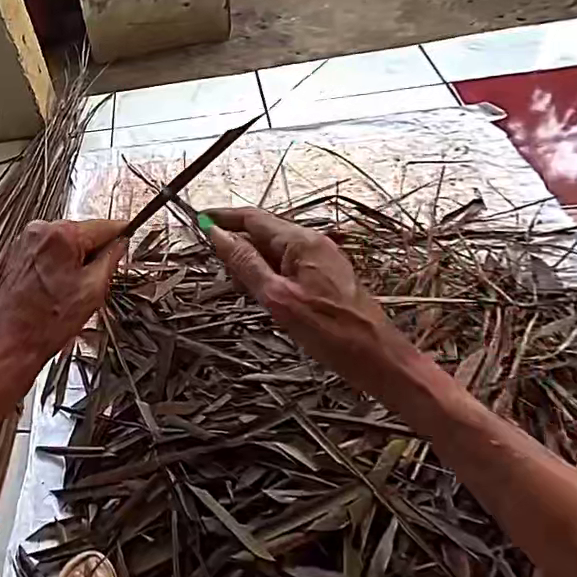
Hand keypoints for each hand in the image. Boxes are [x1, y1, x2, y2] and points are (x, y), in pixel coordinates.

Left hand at [0, 219, 125, 419]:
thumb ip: (111, 260)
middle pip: (82, 233)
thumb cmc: (42, 323)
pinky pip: (48, 252)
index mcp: (60, 235)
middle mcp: (39, 231)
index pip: (104, 225)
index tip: (128, 237)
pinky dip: (56, 266)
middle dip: (93, 253)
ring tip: (70, 291)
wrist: (9, 342)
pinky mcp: (16, 253)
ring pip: (64, 243)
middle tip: (95, 281)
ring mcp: (25, 242)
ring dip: (74, 261)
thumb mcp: (93, 290)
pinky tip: (55, 291)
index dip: (121, 234)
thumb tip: (119, 245)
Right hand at [201, 207, 432, 397]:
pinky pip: (288, 264)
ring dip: (251, 261)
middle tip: (216, 265)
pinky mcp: (326, 275)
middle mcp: (313, 242)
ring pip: (274, 250)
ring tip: (238, 285)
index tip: (197, 221)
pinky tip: (262, 294)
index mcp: (301, 242)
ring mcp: (322, 258)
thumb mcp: (276, 297)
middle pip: (263, 232)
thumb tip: (217, 235)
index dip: (222, 217)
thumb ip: (244, 263)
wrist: (379, 359)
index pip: (252, 217)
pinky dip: (268, 273)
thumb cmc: (330, 333)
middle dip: (236, 244)